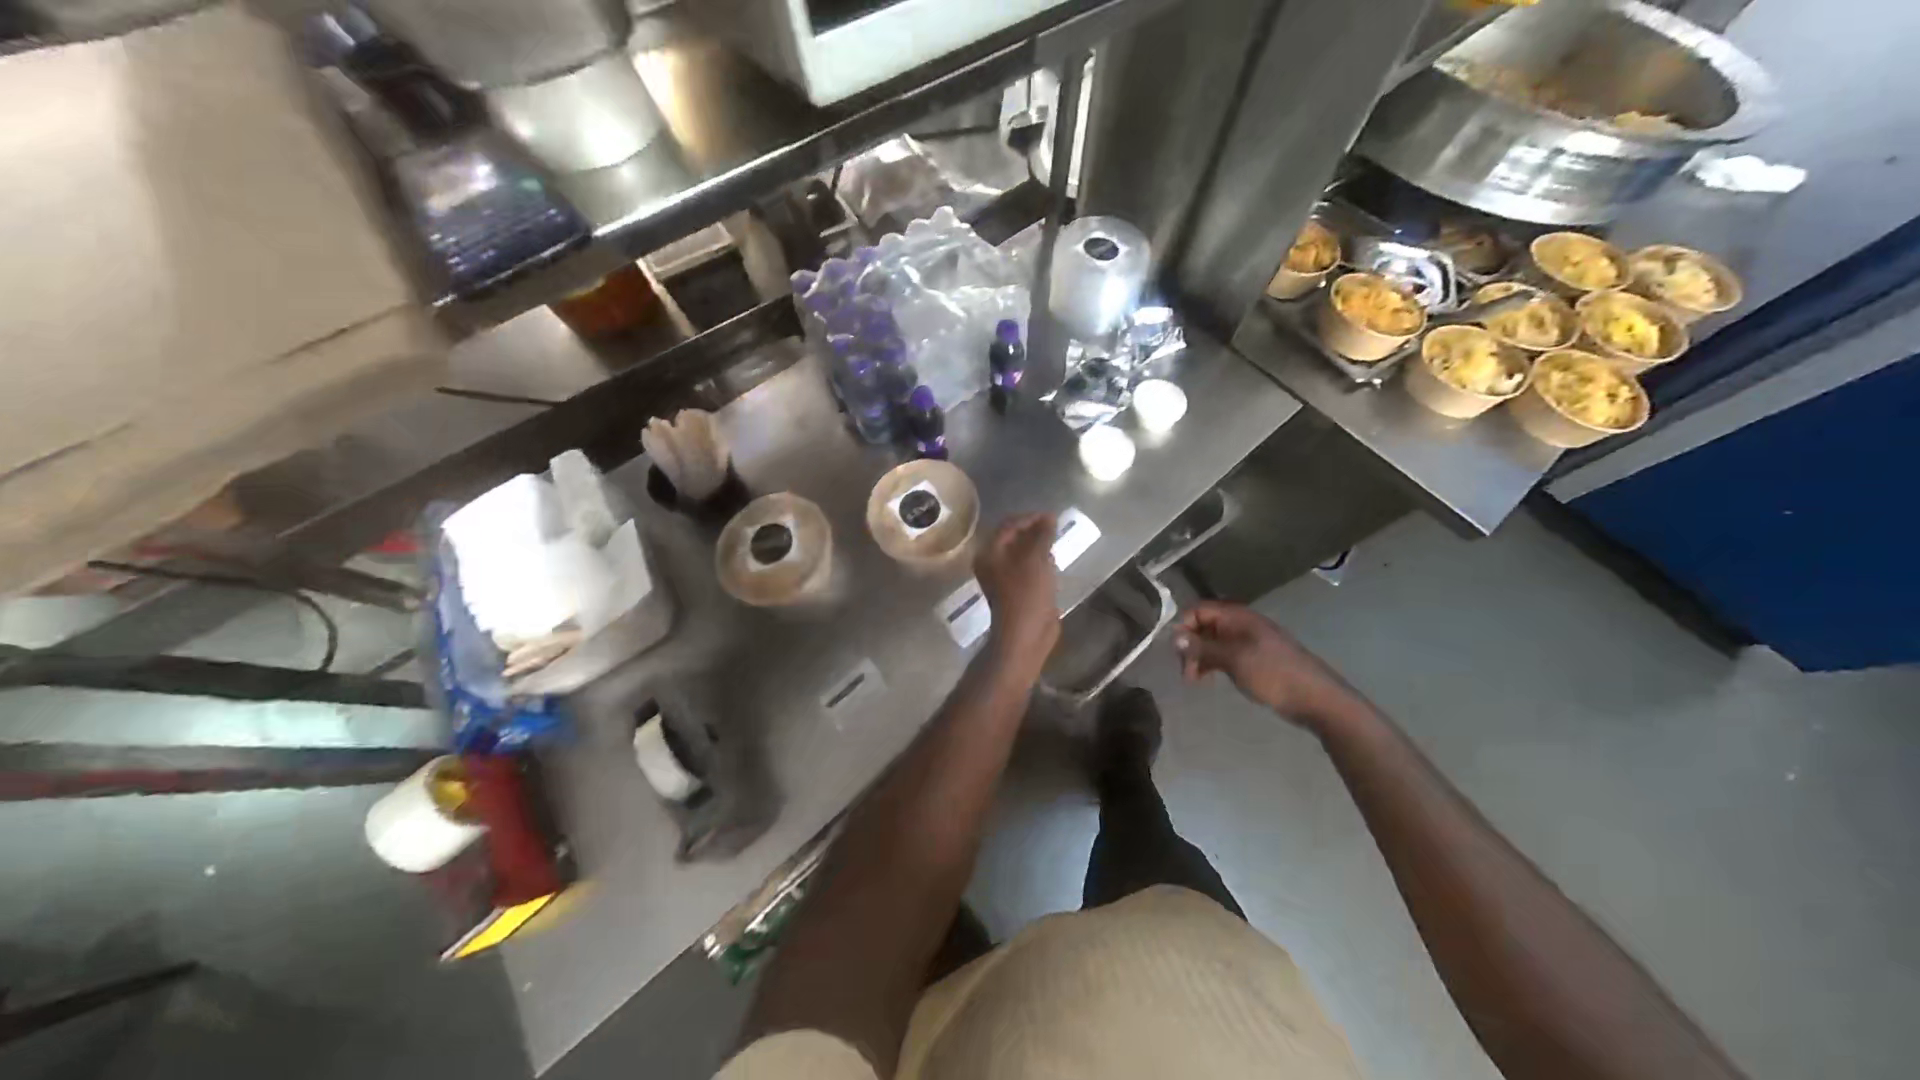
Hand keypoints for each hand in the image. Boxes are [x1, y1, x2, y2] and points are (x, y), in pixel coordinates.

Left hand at [976, 513, 1060, 663]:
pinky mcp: (1018, 591)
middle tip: (1056, 528)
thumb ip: (1042, 535)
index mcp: (989, 553)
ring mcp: (1005, 578)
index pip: (1008, 525)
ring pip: (1022, 554)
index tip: (1052, 517)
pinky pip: (1028, 569)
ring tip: (1055, 543)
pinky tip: (1053, 562)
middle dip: (1035, 532)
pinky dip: (1040, 563)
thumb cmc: (1027, 593)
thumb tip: (1050, 516)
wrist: (1025, 635)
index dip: (1030, 518)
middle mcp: (993, 563)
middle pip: (1014, 539)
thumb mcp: (1036, 559)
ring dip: (1038, 547)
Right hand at [1174, 601, 1362, 729]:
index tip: (1176, 652)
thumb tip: (1174, 636)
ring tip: (1194, 680)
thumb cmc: (1273, 673)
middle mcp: (1241, 624)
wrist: (1315, 698)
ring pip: (1212, 642)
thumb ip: (1203, 647)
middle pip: (1204, 625)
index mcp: (1237, 617)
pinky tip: (1209, 679)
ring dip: (1200, 657)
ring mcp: (1248, 642)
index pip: (1199, 610)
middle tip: (1186, 672)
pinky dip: (1212, 664)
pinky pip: (1224, 654)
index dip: (1183, 626)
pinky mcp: (1253, 659)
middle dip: (1190, 645)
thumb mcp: (1234, 659)